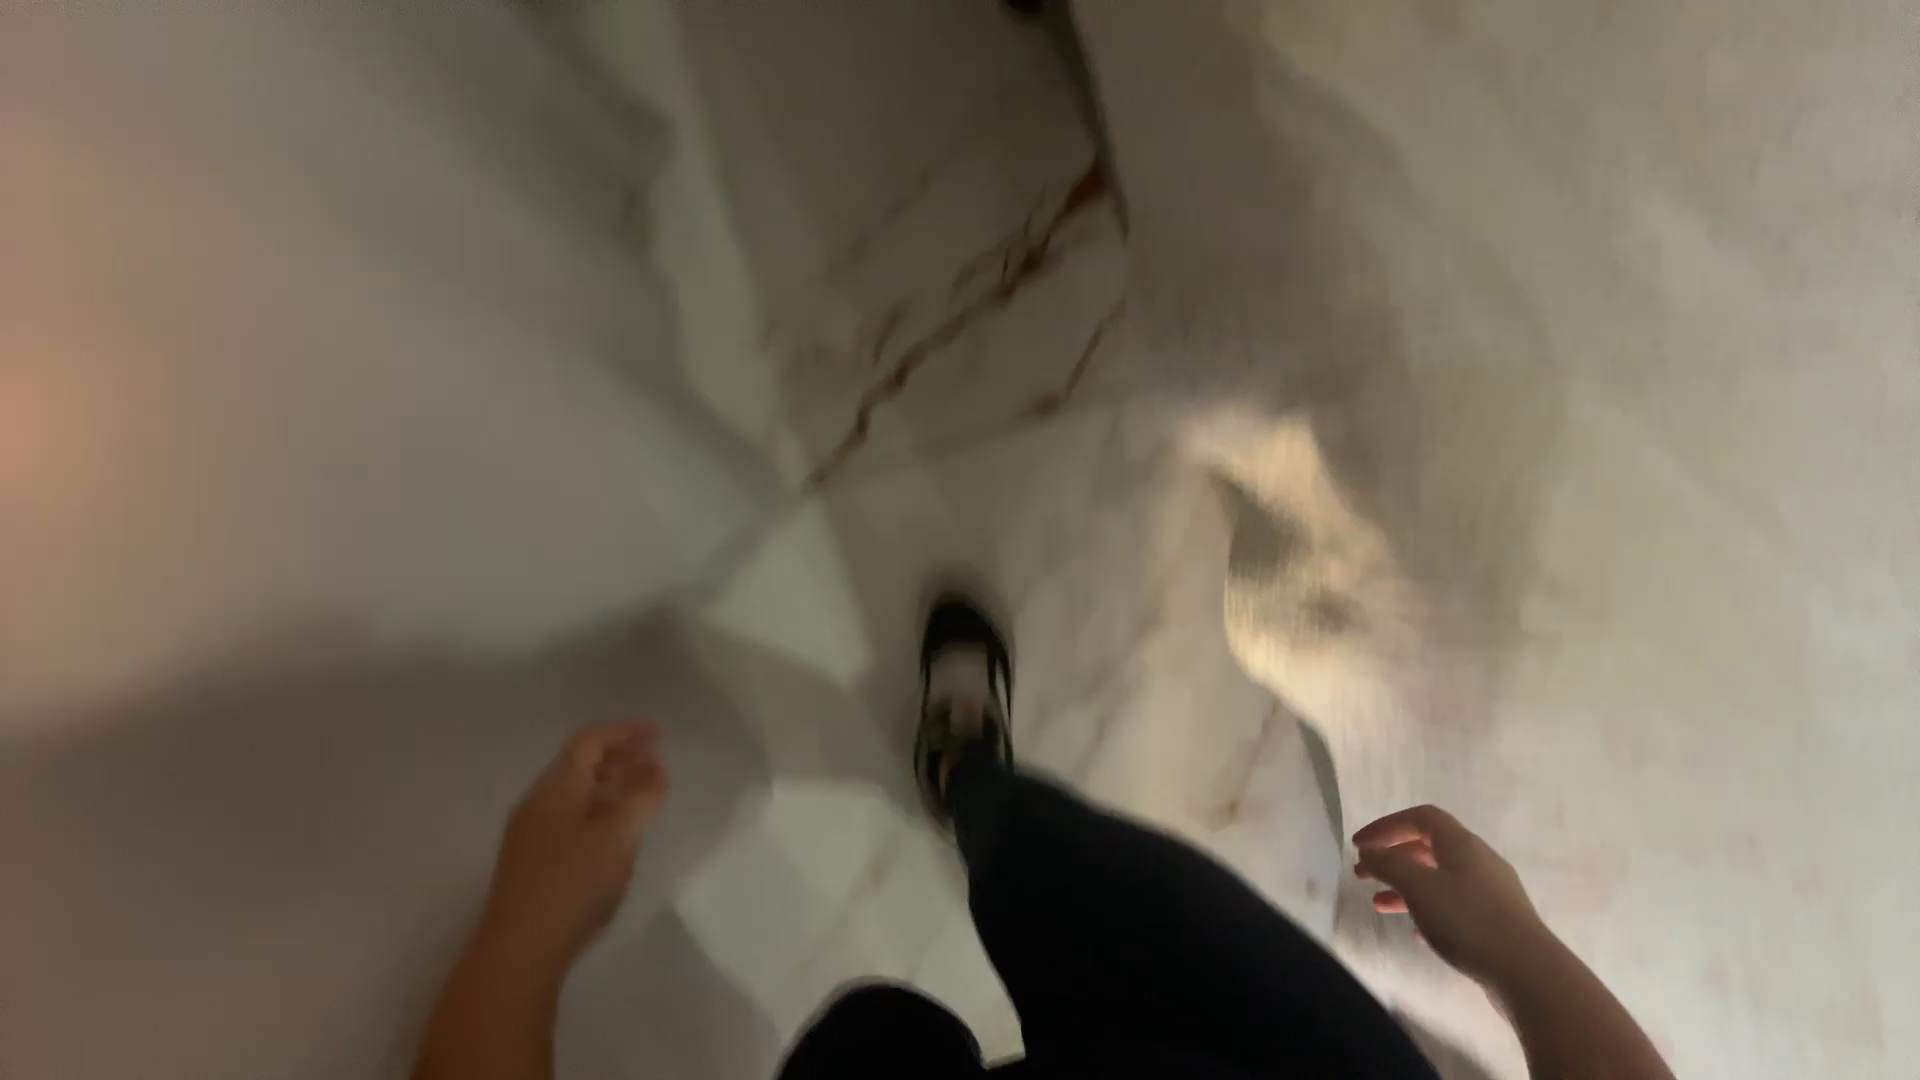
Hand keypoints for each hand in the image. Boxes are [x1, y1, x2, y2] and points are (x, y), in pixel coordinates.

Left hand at [476, 721, 669, 971]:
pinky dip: (600, 809)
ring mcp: (531, 833)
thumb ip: (643, 796)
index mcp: (556, 787)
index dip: (626, 730)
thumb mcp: (619, 835)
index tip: (660, 734)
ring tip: (645, 794)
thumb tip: (656, 768)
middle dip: (620, 755)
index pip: (590, 740)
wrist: (518, 953)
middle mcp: (538, 802)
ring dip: (612, 784)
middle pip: (580, 762)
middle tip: (656, 762)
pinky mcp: (533, 862)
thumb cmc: (572, 883)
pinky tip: (619, 832)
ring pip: (576, 792)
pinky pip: (572, 817)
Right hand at [1353, 804, 1551, 984]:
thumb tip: (1368, 851)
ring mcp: (1492, 893)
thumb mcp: (1417, 886)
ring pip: (1439, 878)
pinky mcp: (1498, 922)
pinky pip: (1455, 904)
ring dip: (1406, 886)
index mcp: (1462, 844)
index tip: (1360, 845)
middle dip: (1391, 858)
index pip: (1420, 817)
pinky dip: (1428, 909)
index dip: (1386, 825)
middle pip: (1427, 847)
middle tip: (1362, 874)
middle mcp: (1479, 861)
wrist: (1531, 976)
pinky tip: (1416, 930)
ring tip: (1380, 905)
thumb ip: (1387, 863)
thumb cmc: (1468, 920)